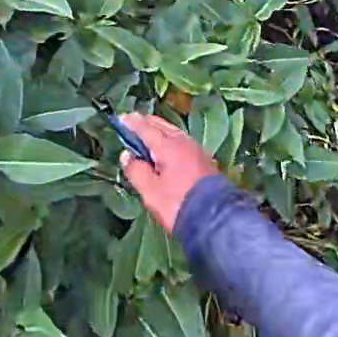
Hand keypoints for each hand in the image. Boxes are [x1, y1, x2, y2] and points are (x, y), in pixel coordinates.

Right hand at [117, 112, 222, 236]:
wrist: (216, 218)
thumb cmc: (177, 203)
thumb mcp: (151, 191)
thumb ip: (136, 170)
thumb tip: (126, 155)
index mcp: (168, 146)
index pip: (146, 129)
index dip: (132, 123)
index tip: (121, 117)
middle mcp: (183, 142)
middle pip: (162, 126)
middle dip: (147, 122)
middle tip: (133, 121)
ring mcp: (196, 149)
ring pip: (174, 132)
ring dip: (159, 129)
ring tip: (149, 132)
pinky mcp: (204, 160)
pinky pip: (182, 141)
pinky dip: (170, 138)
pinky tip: (168, 146)